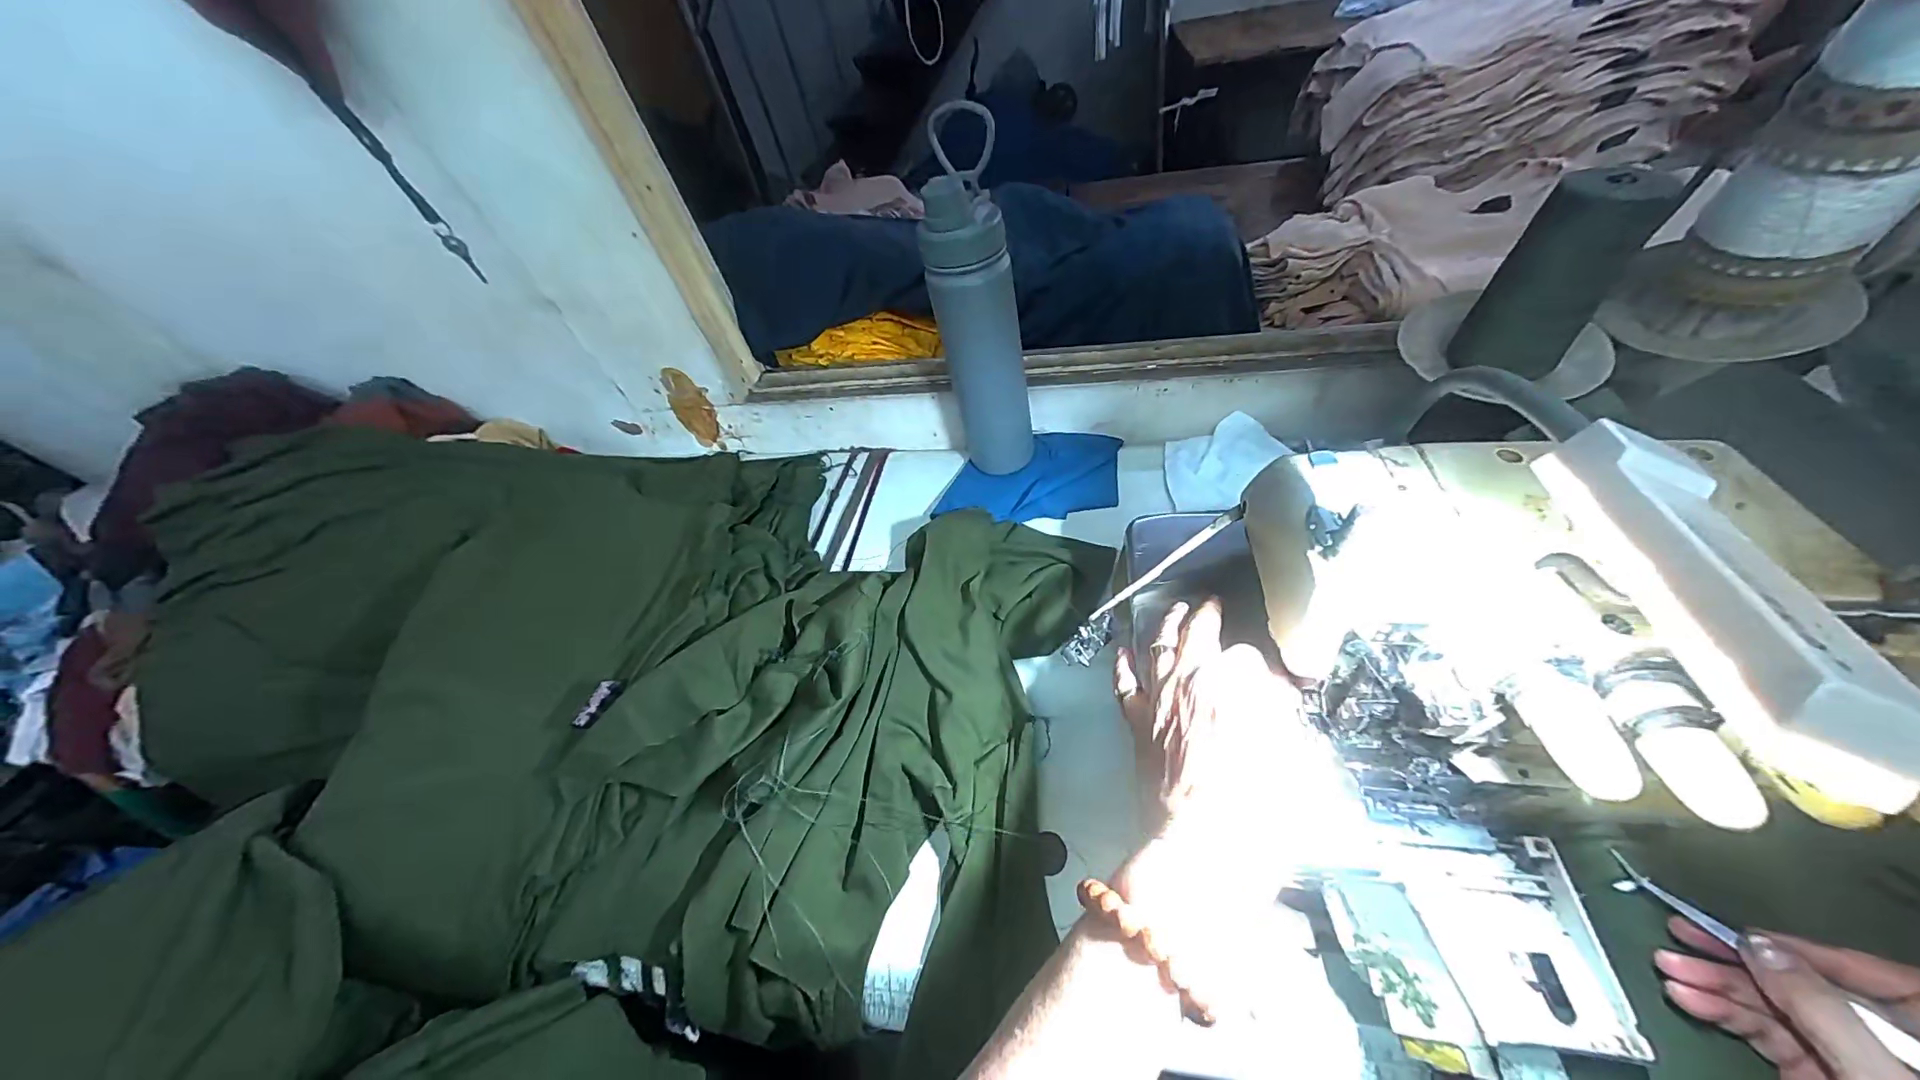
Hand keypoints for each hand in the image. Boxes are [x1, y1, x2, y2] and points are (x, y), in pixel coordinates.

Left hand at [1111, 600, 1351, 907]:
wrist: (1197, 844)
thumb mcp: (1289, 755)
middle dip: (1207, 616)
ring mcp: (1157, 699)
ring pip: (1158, 646)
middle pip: (1197, 633)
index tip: (1269, 679)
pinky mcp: (1135, 721)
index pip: (1247, 656)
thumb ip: (1280, 715)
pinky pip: (1125, 683)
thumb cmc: (1255, 807)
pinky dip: (1123, 664)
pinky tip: (1124, 649)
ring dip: (1167, 624)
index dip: (1261, 667)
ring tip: (1173, 609)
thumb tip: (1275, 694)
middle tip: (1212, 605)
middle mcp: (1189, 681)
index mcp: (1231, 686)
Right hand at [1656, 917, 1919, 1078]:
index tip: (1734, 932)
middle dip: (1737, 966)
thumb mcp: (1871, 1071)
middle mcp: (1887, 1042)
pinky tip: (1689, 999)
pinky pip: (1764, 1032)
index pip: (1862, 972)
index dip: (1795, 949)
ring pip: (1774, 1007)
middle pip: (1805, 986)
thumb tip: (1760, 946)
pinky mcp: (1815, 1073)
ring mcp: (1850, 1059)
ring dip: (1716, 986)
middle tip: (1679, 940)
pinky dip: (1722, 1013)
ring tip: (1670, 971)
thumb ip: (1820, 1007)